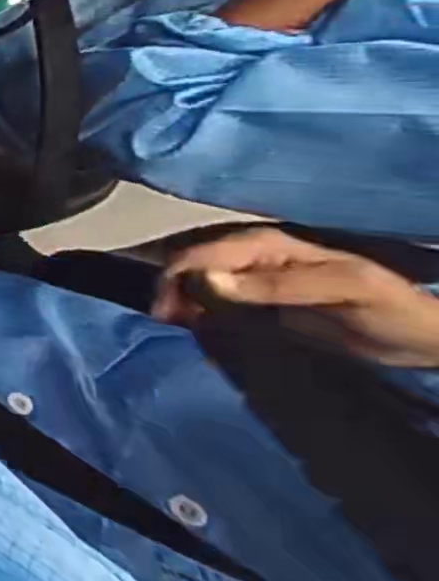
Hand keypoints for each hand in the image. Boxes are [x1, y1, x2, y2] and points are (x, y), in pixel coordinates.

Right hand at [155, 227, 438, 367]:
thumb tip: (205, 279)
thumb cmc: (390, 308)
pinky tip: (199, 325)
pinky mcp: (252, 296)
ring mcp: (247, 273)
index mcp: (261, 242)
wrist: (425, 338)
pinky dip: (196, 310)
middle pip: (187, 264)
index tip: (167, 314)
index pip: (196, 254)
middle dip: (171, 291)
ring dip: (181, 301)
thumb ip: (276, 284)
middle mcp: (245, 252)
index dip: (174, 280)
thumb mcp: (343, 290)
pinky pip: (209, 296)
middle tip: (170, 323)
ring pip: (192, 280)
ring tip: (182, 326)